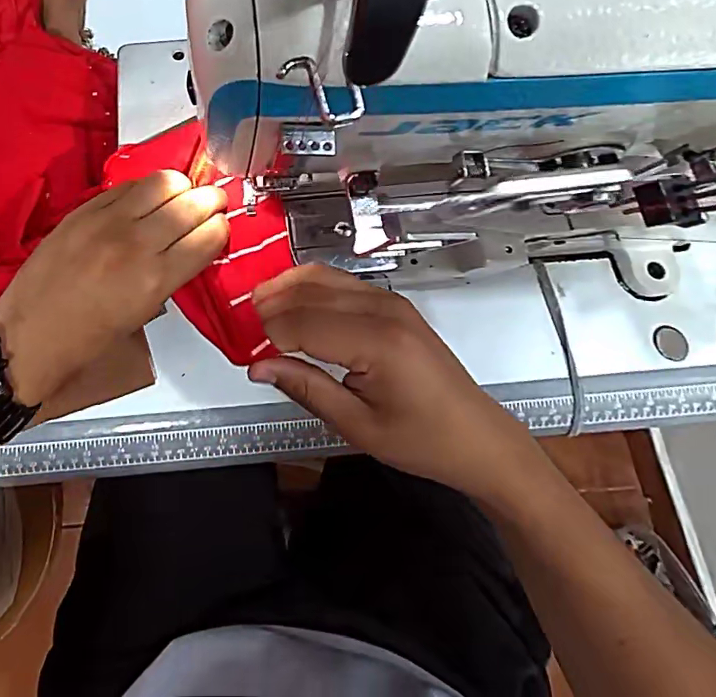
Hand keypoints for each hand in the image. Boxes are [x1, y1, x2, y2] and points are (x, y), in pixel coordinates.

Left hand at [0, 171, 227, 406]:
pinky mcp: (83, 210)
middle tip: (211, 206)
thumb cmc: (87, 338)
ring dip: (181, 188)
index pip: (210, 234)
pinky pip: (128, 184)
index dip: (222, 229)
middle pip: (193, 202)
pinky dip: (145, 188)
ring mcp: (107, 222)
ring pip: (164, 181)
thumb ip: (173, 273)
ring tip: (178, 199)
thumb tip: (195, 244)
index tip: (219, 230)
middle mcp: (136, 244)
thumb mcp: (143, 312)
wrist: (28, 336)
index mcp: (155, 280)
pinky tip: (145, 200)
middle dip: (211, 202)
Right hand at [249, 265, 549, 503]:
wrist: (476, 437)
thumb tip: (259, 367)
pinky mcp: (392, 303)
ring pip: (323, 277)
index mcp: (377, 342)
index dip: (266, 333)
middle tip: (239, 324)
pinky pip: (341, 282)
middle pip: (309, 291)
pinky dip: (310, 288)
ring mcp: (390, 301)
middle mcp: (384, 310)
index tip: (243, 348)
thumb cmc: (424, 440)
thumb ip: (305, 388)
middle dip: (270, 304)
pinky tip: (292, 303)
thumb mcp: (357, 425)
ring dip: (286, 289)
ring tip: (256, 310)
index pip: (302, 322)